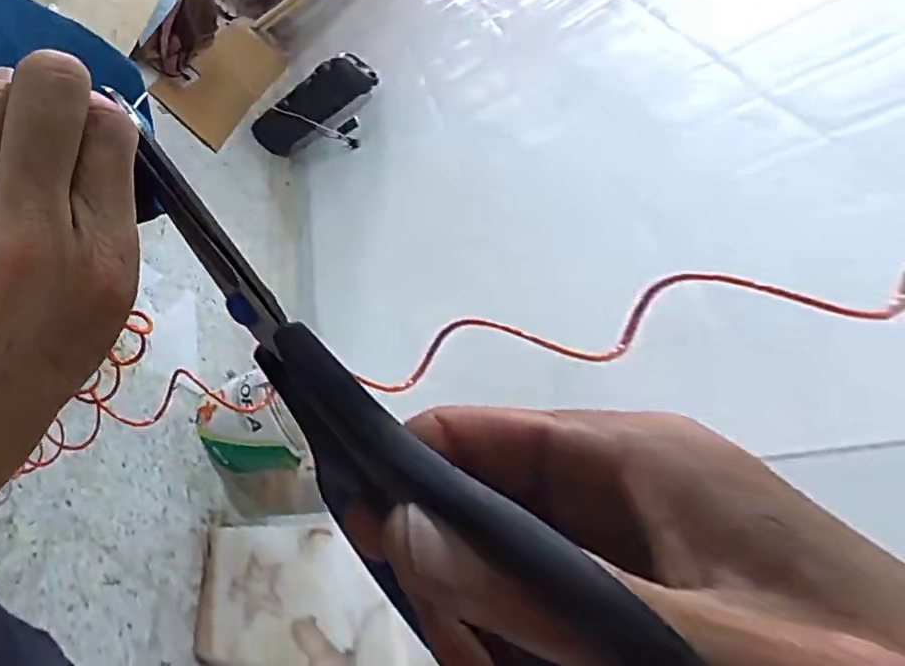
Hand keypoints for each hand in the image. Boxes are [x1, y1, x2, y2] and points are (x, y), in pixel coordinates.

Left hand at [0, 53, 139, 665]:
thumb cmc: (10, 382)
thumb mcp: (93, 315)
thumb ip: (107, 210)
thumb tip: (95, 108)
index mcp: (99, 266)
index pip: (109, 127)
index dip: (90, 109)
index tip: (70, 123)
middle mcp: (27, 237)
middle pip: (47, 87)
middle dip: (45, 84)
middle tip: (26, 114)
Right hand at [359, 408, 904, 665]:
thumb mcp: (703, 650)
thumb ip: (537, 585)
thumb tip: (392, 526)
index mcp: (629, 454)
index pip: (463, 430)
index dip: (400, 473)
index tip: (370, 543)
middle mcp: (623, 485)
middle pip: (476, 499)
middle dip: (446, 568)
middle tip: (456, 649)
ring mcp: (642, 548)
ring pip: (503, 558)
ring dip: (480, 615)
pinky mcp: (657, 604)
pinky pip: (550, 601)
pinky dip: (520, 637)